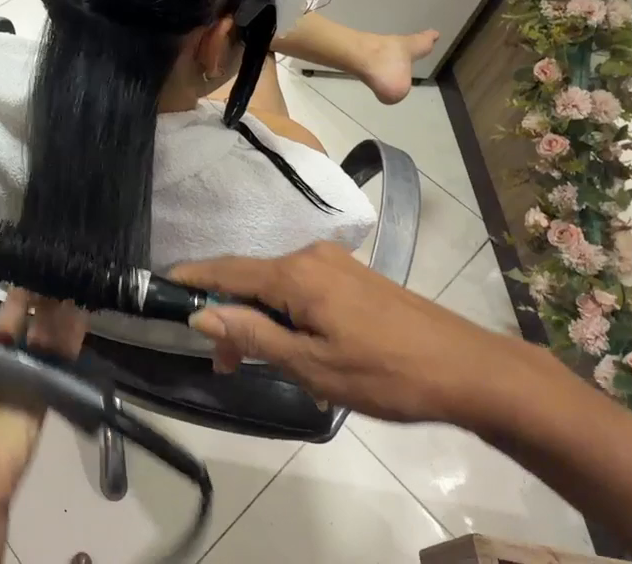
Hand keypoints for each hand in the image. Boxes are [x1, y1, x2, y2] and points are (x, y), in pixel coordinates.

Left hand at [0, 260, 86, 558]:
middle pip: (13, 312)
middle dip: (25, 287)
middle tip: (43, 252)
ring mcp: (20, 370)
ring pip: (38, 328)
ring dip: (50, 304)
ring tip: (66, 270)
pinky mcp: (44, 388)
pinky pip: (58, 356)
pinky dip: (70, 334)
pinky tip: (80, 307)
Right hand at [171, 241, 540, 426]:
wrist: (470, 370)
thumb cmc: (385, 373)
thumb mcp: (312, 365)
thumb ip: (253, 335)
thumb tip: (202, 313)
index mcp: (295, 274)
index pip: (227, 270)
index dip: (193, 279)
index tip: (161, 285)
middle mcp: (311, 256)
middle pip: (252, 278)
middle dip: (230, 314)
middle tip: (224, 362)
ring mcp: (336, 264)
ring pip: (278, 286)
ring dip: (260, 318)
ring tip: (260, 362)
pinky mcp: (355, 278)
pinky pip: (303, 289)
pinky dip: (286, 314)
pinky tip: (295, 346)